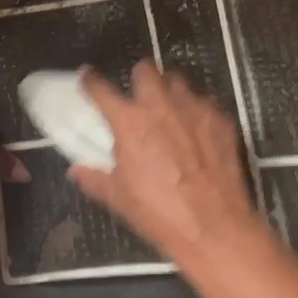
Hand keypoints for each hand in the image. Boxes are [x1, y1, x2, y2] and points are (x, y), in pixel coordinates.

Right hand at [69, 62, 261, 260]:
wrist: (215, 228)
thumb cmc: (158, 212)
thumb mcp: (118, 198)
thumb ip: (94, 179)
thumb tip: (76, 171)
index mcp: (128, 120)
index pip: (100, 89)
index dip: (90, 80)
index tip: (87, 76)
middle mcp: (160, 105)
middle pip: (146, 69)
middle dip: (140, 77)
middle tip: (139, 93)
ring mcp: (194, 110)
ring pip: (178, 82)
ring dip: (170, 90)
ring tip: (170, 109)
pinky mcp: (221, 121)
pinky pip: (206, 104)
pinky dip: (197, 111)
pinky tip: (197, 131)